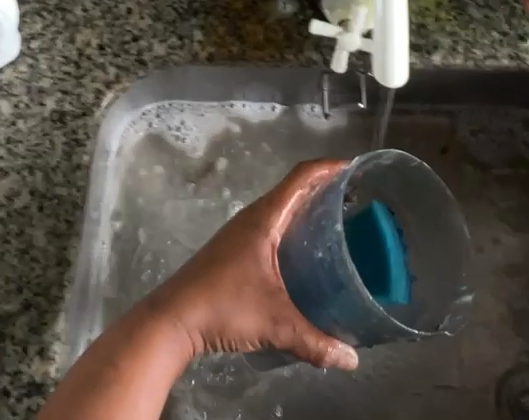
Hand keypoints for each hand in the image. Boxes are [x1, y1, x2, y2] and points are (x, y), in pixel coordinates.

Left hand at [146, 159, 359, 371]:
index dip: (328, 168)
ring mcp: (242, 232)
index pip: (301, 177)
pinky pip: (273, 225)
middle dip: (325, 189)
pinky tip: (307, 253)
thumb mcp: (275, 324)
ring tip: (338, 224)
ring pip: (282, 209)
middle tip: (356, 202)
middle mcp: (254, 217)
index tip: (356, 169)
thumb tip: (352, 360)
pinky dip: (294, 227)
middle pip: (294, 189)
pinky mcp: (236, 249)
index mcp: (265, 218)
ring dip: (308, 209)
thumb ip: (315, 342)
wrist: (172, 319)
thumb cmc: (223, 306)